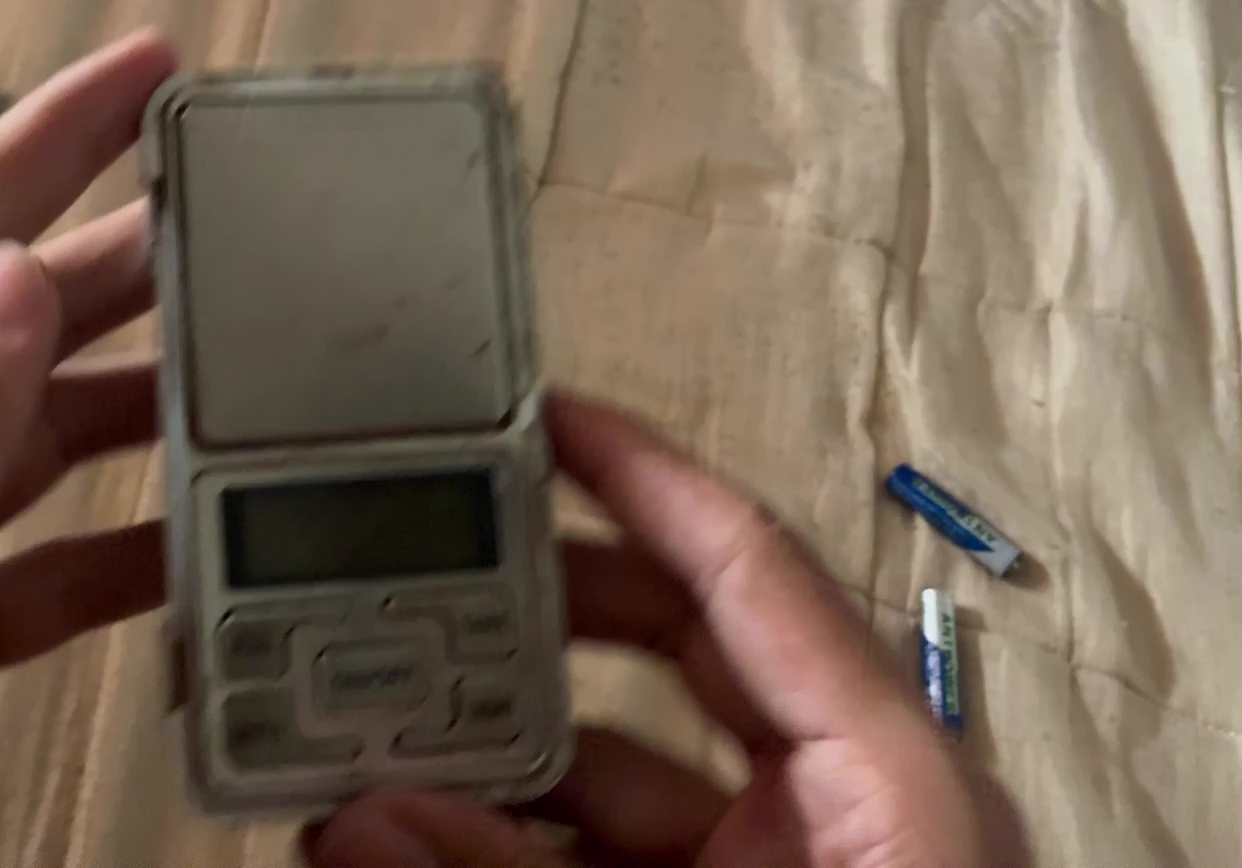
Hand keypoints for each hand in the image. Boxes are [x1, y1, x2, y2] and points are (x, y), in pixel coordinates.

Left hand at [0, 32, 178, 866]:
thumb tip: (5, 293)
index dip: (44, 141)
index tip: (135, 78)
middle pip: (1, 312)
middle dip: (115, 251)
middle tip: (213, 206)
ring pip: (42, 413)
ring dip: (140, 383)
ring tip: (226, 357)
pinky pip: (59, 525)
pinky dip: (132, 520)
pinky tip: (190, 525)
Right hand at [305, 395, 987, 867]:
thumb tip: (357, 819)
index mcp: (884, 775)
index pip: (744, 559)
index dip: (642, 470)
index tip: (547, 418)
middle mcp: (836, 795)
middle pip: (675, 630)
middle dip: (551, 591)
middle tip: (442, 555)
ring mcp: (779, 857)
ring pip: (620, 746)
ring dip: (506, 735)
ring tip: (388, 716)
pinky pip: (608, 834)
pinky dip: (514, 828)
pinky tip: (410, 832)